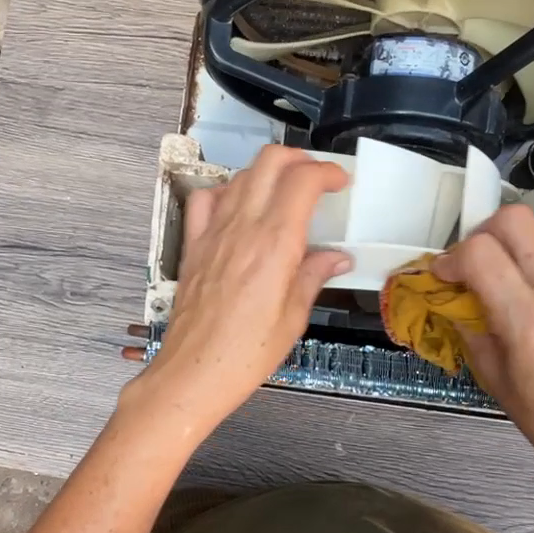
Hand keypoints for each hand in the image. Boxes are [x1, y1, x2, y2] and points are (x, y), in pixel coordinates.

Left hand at [126, 145, 350, 434]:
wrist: (194, 373)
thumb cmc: (245, 354)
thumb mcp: (293, 318)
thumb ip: (313, 277)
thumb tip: (335, 257)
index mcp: (274, 244)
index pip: (303, 181)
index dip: (327, 171)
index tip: (340, 181)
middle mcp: (241, 229)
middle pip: (269, 162)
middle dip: (298, 159)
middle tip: (316, 176)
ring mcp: (213, 233)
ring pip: (240, 176)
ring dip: (266, 173)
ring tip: (284, 191)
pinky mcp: (193, 246)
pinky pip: (206, 200)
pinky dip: (226, 191)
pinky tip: (238, 206)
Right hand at [434, 205, 533, 484]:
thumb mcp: (492, 376)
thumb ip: (470, 327)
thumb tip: (452, 298)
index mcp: (527, 319)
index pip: (479, 252)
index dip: (450, 257)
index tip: (442, 274)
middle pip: (513, 220)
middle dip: (480, 233)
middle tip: (469, 263)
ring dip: (509, 244)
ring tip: (498, 277)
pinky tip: (529, 295)